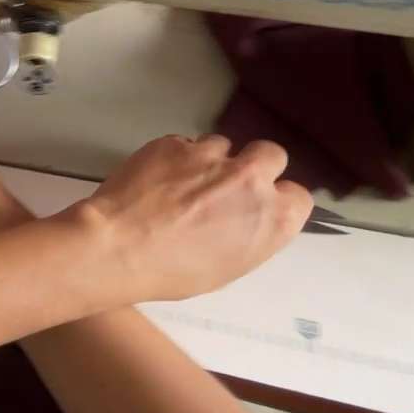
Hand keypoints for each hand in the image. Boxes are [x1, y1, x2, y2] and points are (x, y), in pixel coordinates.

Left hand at [69, 135, 310, 304]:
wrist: (118, 246)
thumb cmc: (172, 270)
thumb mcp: (230, 265)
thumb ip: (250, 233)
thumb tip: (243, 219)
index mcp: (275, 217)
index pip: (296, 195)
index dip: (272, 198)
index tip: (253, 204)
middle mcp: (250, 180)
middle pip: (268, 155)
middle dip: (251, 164)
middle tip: (224, 180)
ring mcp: (210, 157)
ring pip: (220, 144)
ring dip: (206, 158)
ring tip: (180, 179)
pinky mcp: (171, 143)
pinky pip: (181, 142)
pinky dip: (172, 155)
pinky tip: (155, 174)